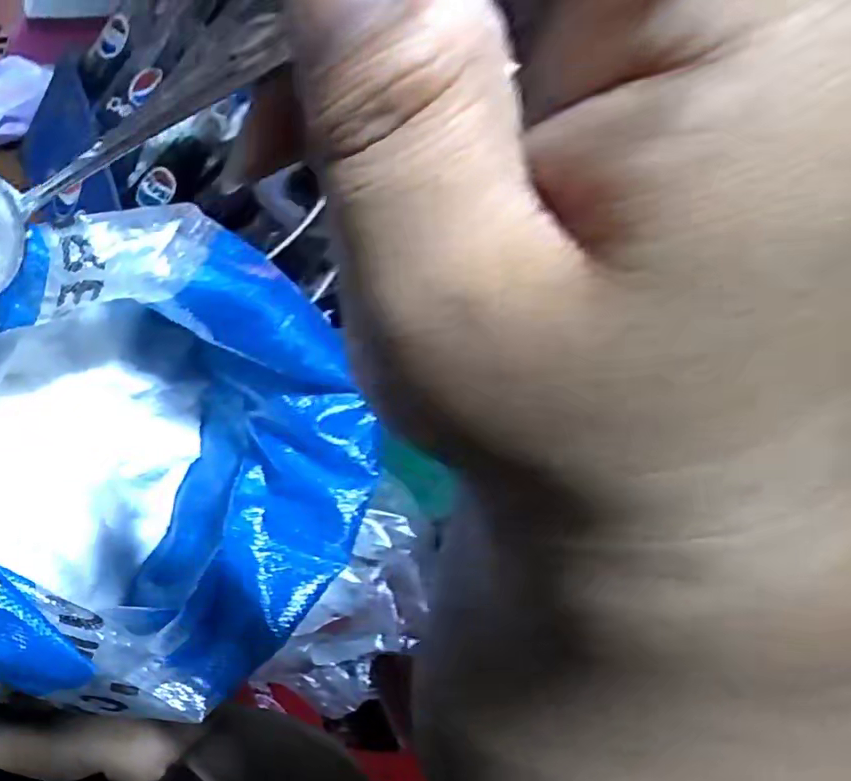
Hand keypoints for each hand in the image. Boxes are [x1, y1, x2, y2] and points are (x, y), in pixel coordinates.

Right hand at [278, 0, 850, 542]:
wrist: (656, 479)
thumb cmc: (549, 412)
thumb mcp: (443, 287)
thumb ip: (395, 120)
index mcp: (766, 14)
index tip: (276, 50)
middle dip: (366, 21)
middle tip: (269, 112)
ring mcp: (733, 23)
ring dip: (375, 39)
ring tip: (285, 137)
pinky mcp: (681, 51)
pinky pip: (522, 16)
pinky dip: (413, 58)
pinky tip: (353, 130)